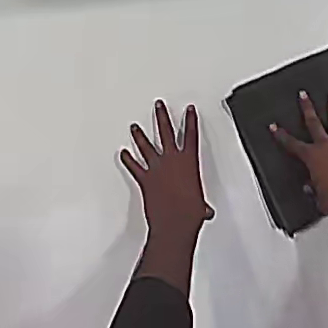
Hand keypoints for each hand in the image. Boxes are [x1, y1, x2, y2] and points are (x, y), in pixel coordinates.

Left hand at [121, 101, 213, 248]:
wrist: (175, 222)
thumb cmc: (190, 213)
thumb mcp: (200, 205)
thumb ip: (201, 204)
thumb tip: (204, 211)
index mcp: (189, 161)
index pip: (191, 135)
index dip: (191, 120)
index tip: (189, 109)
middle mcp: (172, 160)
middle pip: (166, 132)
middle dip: (162, 116)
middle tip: (158, 105)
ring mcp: (156, 168)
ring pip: (146, 146)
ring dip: (140, 136)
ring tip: (135, 126)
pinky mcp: (144, 179)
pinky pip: (134, 166)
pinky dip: (128, 160)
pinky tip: (123, 153)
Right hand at [269, 91, 327, 218]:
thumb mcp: (319, 198)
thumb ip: (313, 189)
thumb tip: (310, 188)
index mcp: (312, 158)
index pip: (292, 144)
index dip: (281, 135)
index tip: (274, 126)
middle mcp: (326, 147)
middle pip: (314, 122)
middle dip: (307, 108)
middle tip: (304, 95)